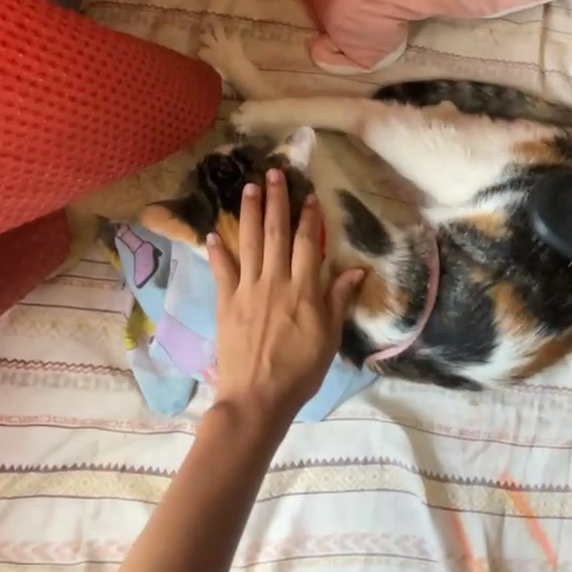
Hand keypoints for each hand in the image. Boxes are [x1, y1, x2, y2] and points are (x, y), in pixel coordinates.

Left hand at [206, 169, 364, 423]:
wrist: (257, 398)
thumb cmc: (300, 371)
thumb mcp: (329, 337)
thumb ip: (338, 299)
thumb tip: (357, 269)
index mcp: (303, 290)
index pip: (305, 244)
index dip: (307, 217)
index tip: (308, 194)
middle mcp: (274, 282)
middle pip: (275, 234)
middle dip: (276, 201)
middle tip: (275, 173)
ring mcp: (247, 291)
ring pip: (248, 243)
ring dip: (248, 214)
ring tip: (248, 188)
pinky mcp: (226, 304)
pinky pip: (221, 272)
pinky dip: (217, 251)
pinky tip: (214, 232)